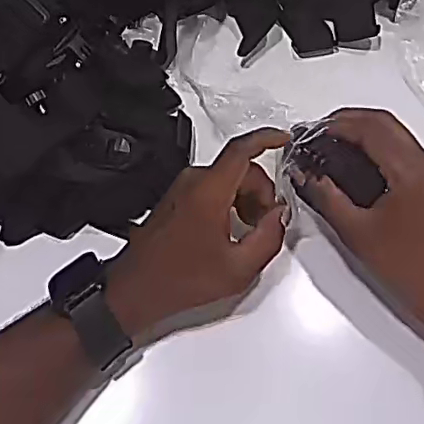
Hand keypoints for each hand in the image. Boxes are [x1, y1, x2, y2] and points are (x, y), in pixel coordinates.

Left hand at [105, 128, 291, 344]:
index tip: (282, 138)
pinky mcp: (177, 196)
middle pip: (239, 168)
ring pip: (227, 178)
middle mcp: (193, 181)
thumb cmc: (179, 278)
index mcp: (208, 190)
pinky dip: (228, 202)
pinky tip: (229, 231)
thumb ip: (269, 237)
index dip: (266, 139)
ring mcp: (182, 186)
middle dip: (260, 192)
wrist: (140, 285)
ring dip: (245, 199)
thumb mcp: (239, 268)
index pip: (241, 150)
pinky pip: (212, 186)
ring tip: (246, 232)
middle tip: (265, 222)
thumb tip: (281, 216)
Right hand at [291, 109, 423, 353]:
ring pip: (393, 132)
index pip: (369, 128)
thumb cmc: (411, 270)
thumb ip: (325, 196)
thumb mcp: (357, 233)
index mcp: (410, 172)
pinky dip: (374, 144)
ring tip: (330, 145)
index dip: (335, 124)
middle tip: (317, 134)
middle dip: (346, 121)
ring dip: (361, 130)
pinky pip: (400, 147)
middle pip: (382, 121)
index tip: (310, 134)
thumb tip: (303, 173)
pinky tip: (354, 161)